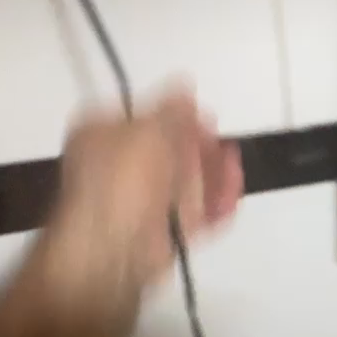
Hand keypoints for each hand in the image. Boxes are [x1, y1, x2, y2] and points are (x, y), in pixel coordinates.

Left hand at [41, 83, 244, 299]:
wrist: (117, 249)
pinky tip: (231, 197)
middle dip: (201, 148)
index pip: (141, 115)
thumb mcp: (149, 131)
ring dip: (213, 176)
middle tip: (223, 145)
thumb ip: (172, 109)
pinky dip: (214, 205)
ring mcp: (140, 201)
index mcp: (103, 135)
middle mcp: (118, 167)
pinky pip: (193, 212)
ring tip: (234, 170)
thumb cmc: (122, 185)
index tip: (201, 114)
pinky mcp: (161, 231)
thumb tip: (185, 87)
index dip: (174, 113)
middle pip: (169, 151)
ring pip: (185, 183)